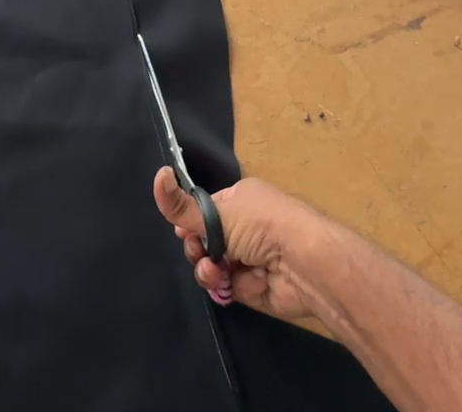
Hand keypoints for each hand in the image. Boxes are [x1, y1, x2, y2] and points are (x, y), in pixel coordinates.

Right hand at [152, 167, 321, 322]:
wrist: (304, 265)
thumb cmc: (262, 225)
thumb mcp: (217, 212)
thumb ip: (182, 206)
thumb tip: (157, 175)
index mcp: (239, 201)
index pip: (203, 211)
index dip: (189, 223)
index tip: (183, 231)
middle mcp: (245, 227)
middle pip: (203, 241)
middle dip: (197, 249)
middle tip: (201, 252)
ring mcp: (249, 258)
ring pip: (211, 266)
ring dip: (208, 270)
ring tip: (217, 273)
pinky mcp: (254, 286)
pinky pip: (228, 287)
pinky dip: (229, 286)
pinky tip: (235, 284)